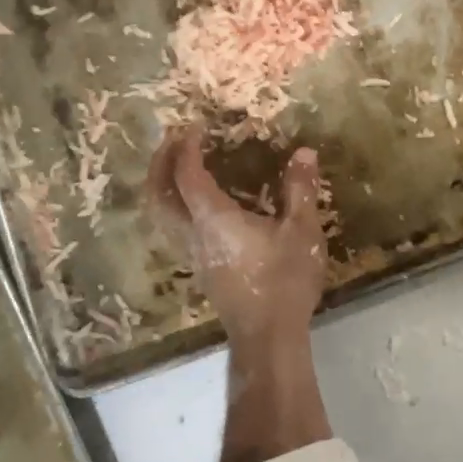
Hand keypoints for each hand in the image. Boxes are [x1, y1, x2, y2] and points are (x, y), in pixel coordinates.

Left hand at [146, 130, 328, 338]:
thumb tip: (303, 152)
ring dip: (163, 186)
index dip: (187, 149)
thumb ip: (300, 189)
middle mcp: (194, 235)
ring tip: (178, 167)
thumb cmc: (285, 280)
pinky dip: (177, 205)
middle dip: (160, 164)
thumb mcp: (302, 231)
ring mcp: (194, 255)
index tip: (195, 126)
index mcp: (214, 220)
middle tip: (173, 140)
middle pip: (158, 196)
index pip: (188, 176)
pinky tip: (201, 204)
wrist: (268, 334)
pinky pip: (175, 228)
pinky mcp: (202, 269)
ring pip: (161, 215)